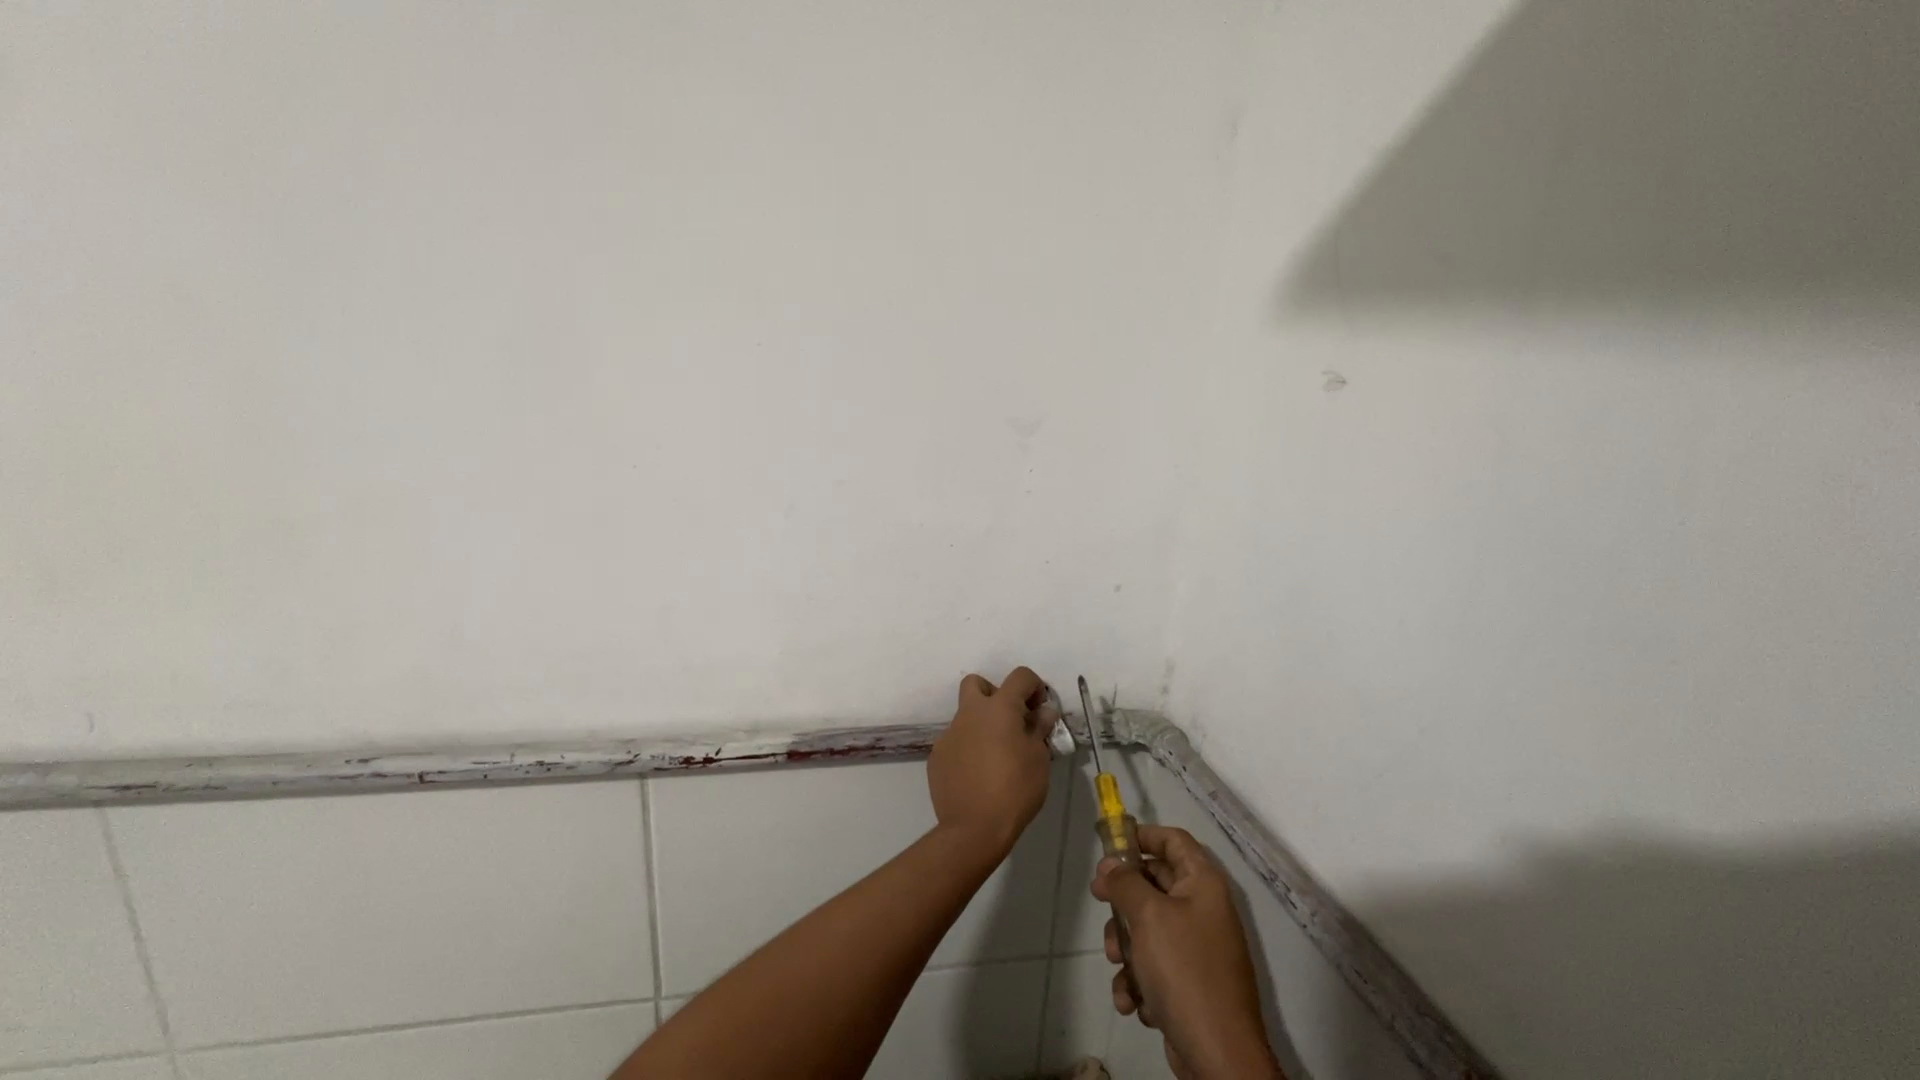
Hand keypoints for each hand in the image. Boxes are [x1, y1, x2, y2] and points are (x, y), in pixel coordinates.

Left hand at [927, 666, 1053, 858]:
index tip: (1039, 711)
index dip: (1034, 687)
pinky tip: (977, 775)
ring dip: (981, 727)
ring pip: (965, 717)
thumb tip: (1043, 713)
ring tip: (995, 757)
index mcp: (999, 708)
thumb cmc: (1016, 790)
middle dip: (994, 694)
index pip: (1020, 676)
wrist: (974, 828)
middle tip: (1009, 723)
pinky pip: (955, 742)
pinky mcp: (936, 757)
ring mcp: (949, 735)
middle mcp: (969, 714)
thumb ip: (1039, 729)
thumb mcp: (1039, 759)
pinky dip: (968, 749)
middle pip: (977, 684)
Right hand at [1093, 825, 1283, 1079]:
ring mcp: (1196, 947)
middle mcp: (1203, 909)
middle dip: (1123, 899)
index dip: (1142, 834)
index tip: (1109, 843)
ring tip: (1121, 966)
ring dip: (1126, 946)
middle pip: (1154, 884)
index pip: (1173, 840)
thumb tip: (1109, 864)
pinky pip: (1153, 966)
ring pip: (1146, 928)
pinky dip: (1138, 981)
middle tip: (1099, 900)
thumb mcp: (1148, 916)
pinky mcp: (1187, 982)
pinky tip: (1134, 1001)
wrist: (1216, 1052)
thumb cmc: (1184, 969)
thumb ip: (1125, 882)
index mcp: (1203, 884)